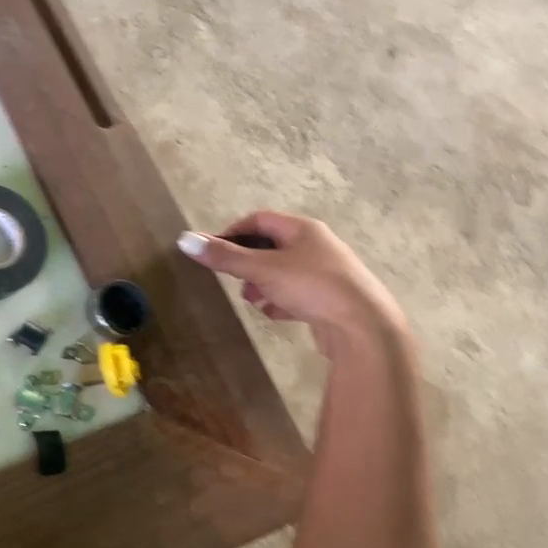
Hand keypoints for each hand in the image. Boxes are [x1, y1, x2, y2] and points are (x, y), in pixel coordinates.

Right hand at [177, 211, 407, 356]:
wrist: (364, 328)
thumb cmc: (312, 287)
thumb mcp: (261, 269)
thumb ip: (223, 256)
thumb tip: (184, 239)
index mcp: (303, 229)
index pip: (258, 219)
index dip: (232, 232)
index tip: (215, 252)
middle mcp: (317, 245)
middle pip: (269, 246)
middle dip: (247, 263)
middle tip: (234, 278)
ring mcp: (326, 273)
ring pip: (281, 272)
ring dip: (261, 284)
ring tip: (254, 300)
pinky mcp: (331, 298)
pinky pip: (296, 293)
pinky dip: (281, 301)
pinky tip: (276, 313)